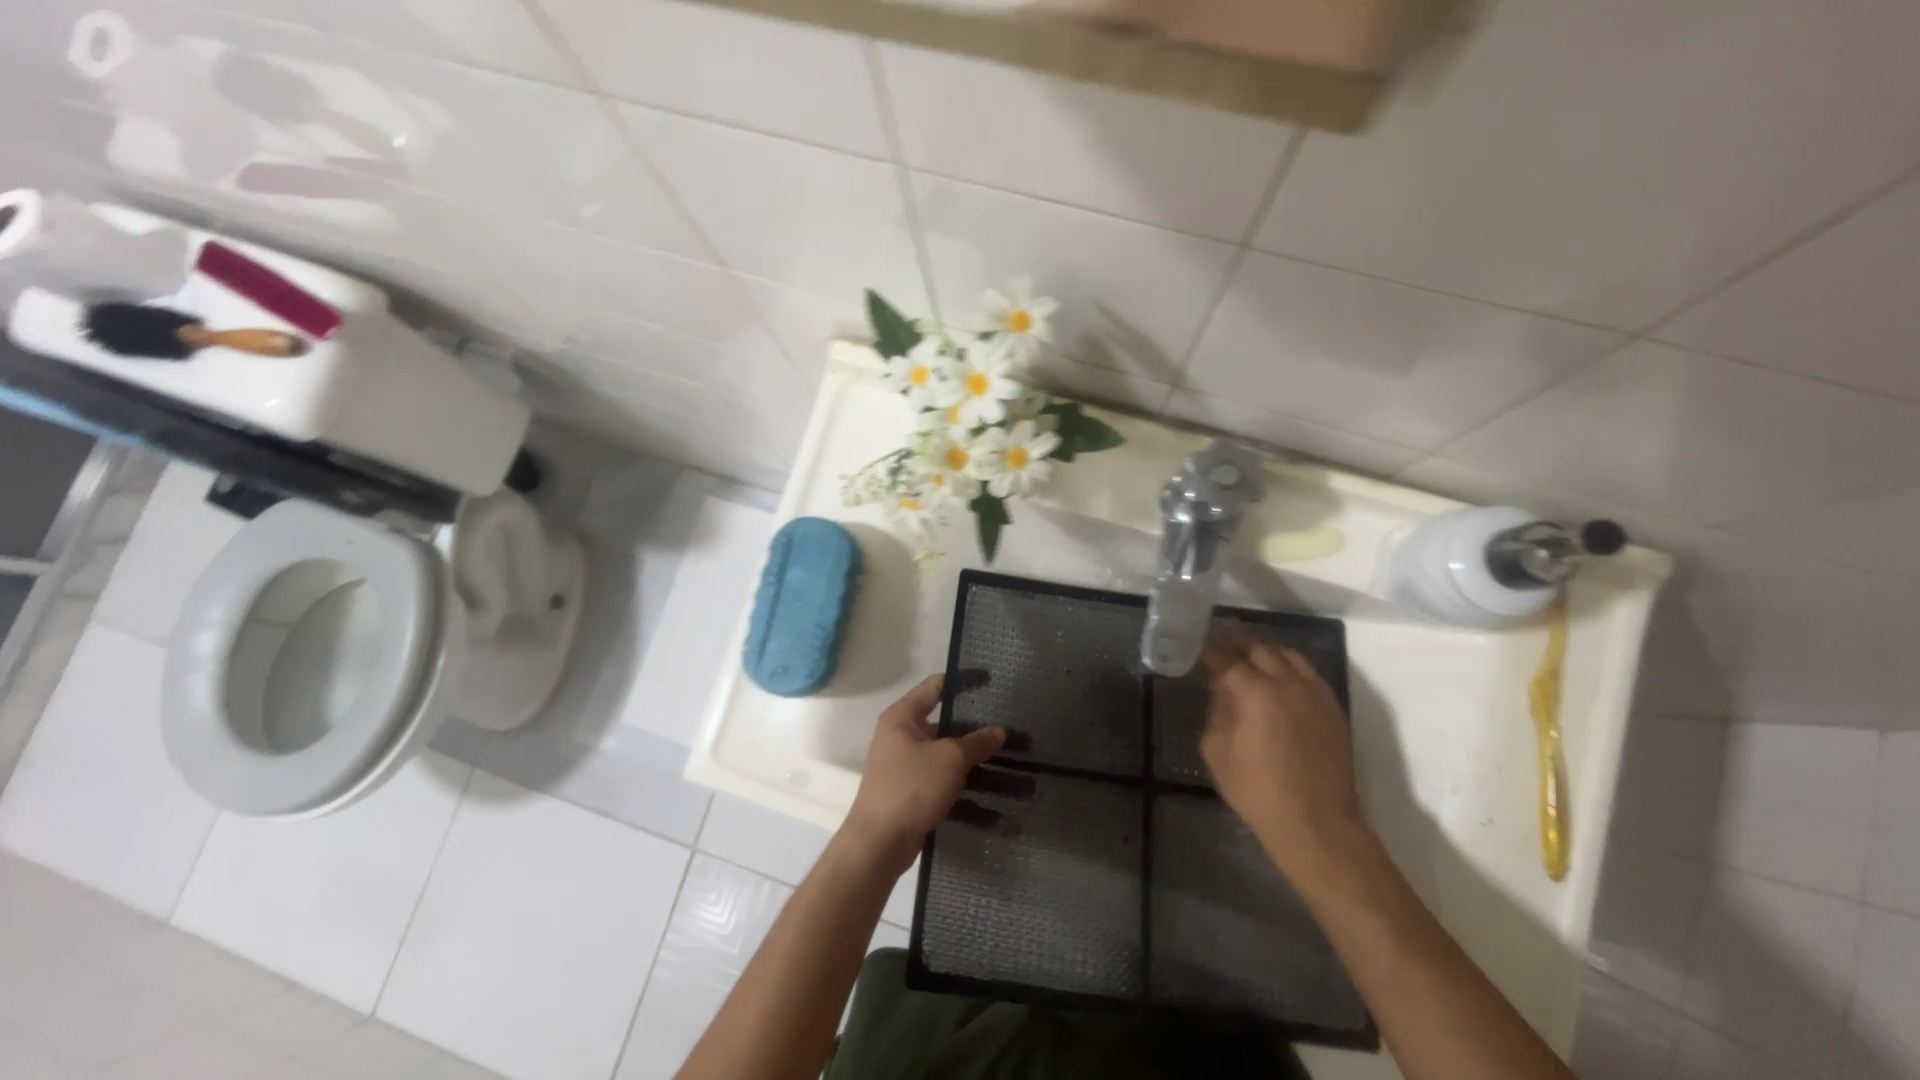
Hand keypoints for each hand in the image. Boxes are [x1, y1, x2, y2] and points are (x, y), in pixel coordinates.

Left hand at [841, 675, 1013, 875]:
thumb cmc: (910, 787)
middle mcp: (907, 741)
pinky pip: (954, 797)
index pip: (935, 688)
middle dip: (990, 743)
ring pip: (959, 769)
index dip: (963, 681)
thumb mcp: (949, 759)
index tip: (990, 679)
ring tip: (1028, 787)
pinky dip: (977, 808)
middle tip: (1025, 744)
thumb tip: (998, 732)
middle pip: (955, 734)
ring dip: (991, 779)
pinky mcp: (920, 801)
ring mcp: (913, 772)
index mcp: (904, 719)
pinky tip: (1006, 822)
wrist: (878, 844)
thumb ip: (976, 742)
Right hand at [1199, 628, 1366, 879]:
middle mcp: (1287, 682)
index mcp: (1255, 691)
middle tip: (1221, 629)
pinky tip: (1281, 671)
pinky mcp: (1332, 708)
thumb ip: (1217, 714)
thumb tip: (1222, 693)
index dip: (1207, 649)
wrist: (1317, 822)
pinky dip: (1290, 664)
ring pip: (1289, 655)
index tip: (1194, 642)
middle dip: (1238, 637)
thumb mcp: (1218, 753)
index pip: (1225, 658)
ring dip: (1267, 647)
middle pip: (1260, 647)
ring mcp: (1315, 693)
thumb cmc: (1258, 791)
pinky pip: (1308, 673)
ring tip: (1250, 645)